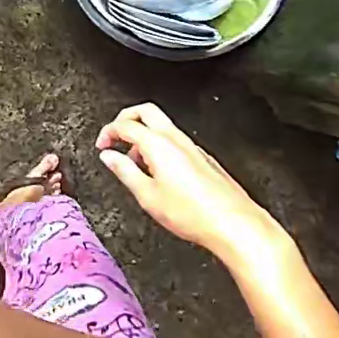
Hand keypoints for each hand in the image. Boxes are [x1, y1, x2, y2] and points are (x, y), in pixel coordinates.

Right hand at [96, 104, 295, 275]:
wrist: (236, 226)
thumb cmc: (195, 214)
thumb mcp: (147, 196)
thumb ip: (124, 171)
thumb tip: (109, 157)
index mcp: (158, 144)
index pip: (125, 125)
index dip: (108, 132)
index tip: (102, 145)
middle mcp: (176, 139)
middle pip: (145, 111)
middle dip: (125, 119)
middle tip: (115, 136)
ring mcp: (192, 147)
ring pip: (161, 125)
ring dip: (143, 134)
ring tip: (134, 161)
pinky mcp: (203, 158)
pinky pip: (175, 140)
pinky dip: (159, 145)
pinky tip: (158, 172)